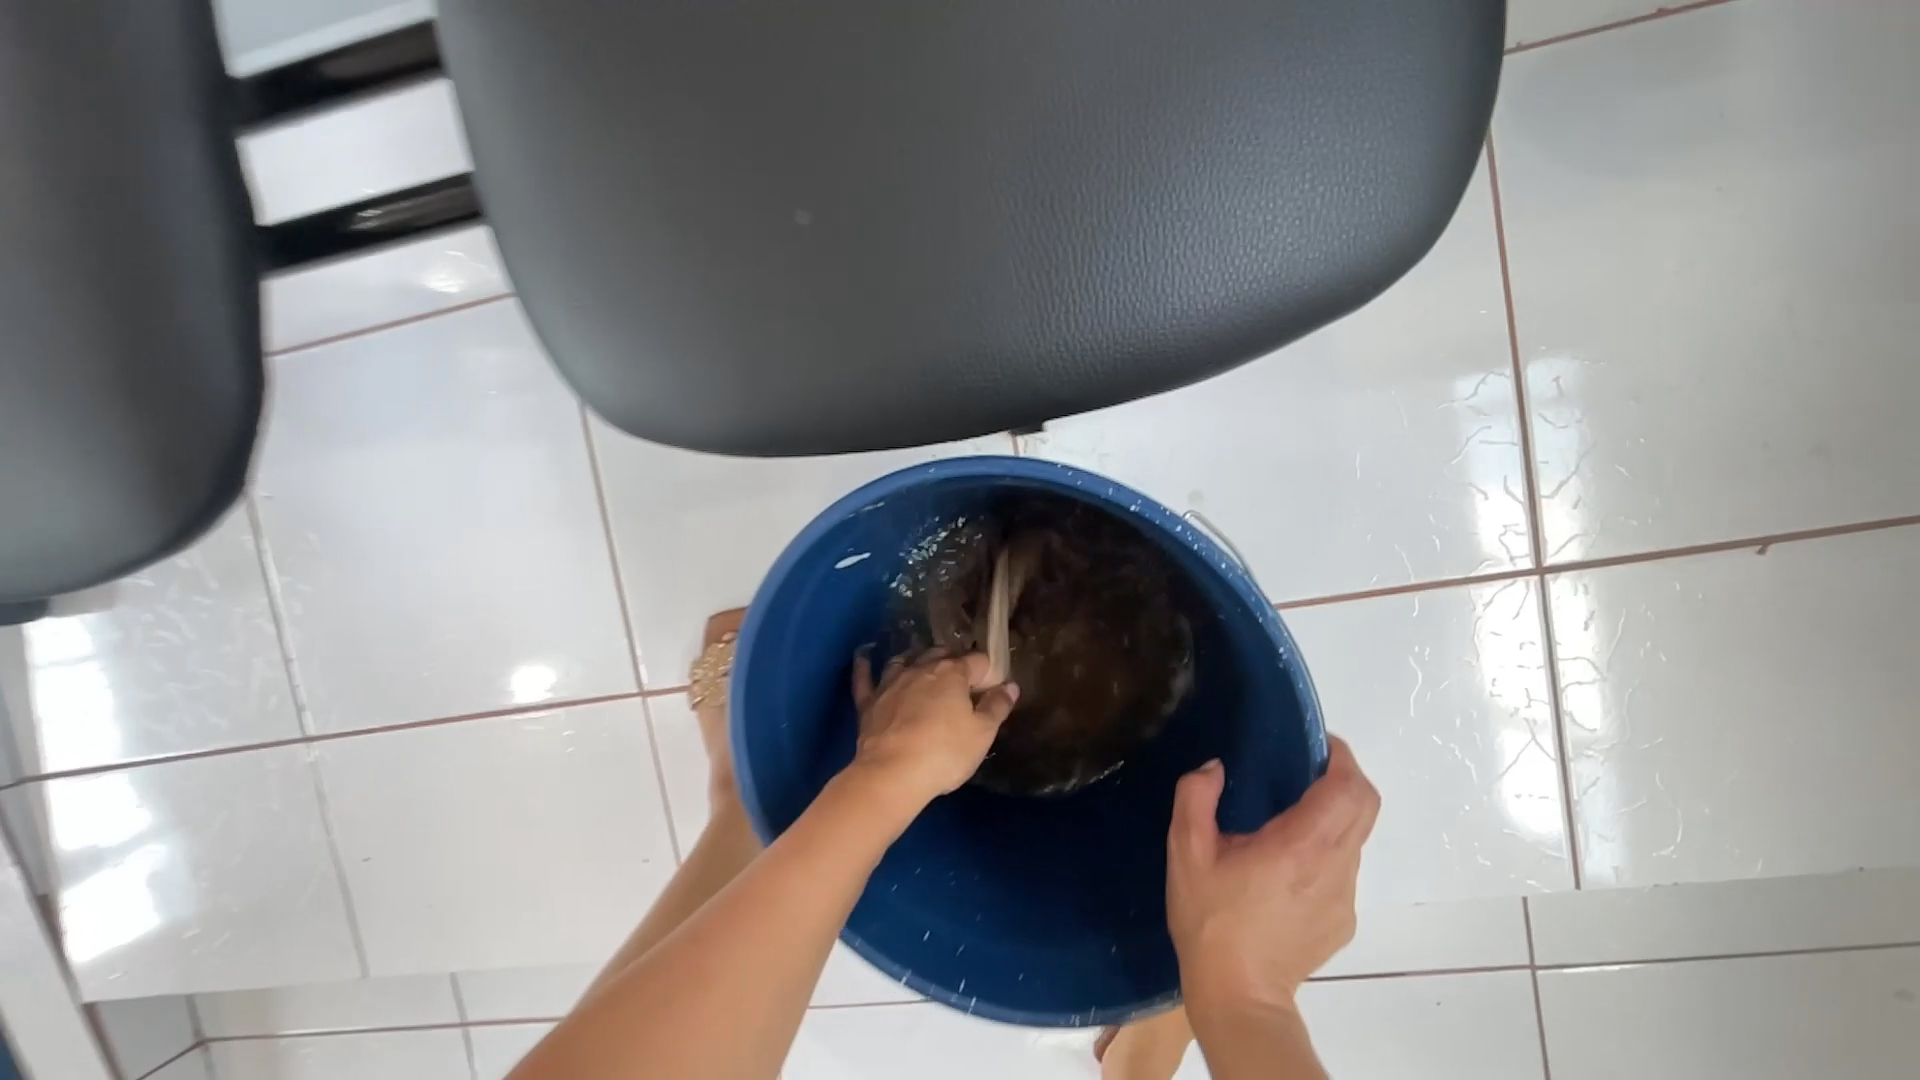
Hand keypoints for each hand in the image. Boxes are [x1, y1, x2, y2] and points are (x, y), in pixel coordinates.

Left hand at [848, 649, 1019, 806]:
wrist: (892, 773)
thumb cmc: (944, 753)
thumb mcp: (982, 734)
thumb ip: (996, 706)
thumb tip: (1010, 686)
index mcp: (952, 673)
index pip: (977, 661)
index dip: (987, 672)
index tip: (991, 688)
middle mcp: (920, 669)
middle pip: (940, 654)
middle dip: (954, 660)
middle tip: (963, 678)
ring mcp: (891, 682)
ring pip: (905, 660)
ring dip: (917, 658)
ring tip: (925, 664)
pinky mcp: (868, 701)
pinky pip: (864, 677)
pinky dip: (865, 666)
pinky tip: (864, 656)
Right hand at [1166, 737, 1379, 1019]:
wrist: (1237, 995)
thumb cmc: (1210, 919)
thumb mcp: (1186, 852)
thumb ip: (1196, 797)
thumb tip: (1215, 767)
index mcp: (1301, 845)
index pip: (1349, 789)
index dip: (1341, 758)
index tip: (1316, 743)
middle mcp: (1335, 867)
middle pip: (1365, 808)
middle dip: (1344, 777)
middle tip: (1305, 766)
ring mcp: (1344, 896)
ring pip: (1354, 838)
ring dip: (1331, 815)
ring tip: (1285, 816)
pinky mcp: (1343, 919)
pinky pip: (1342, 868)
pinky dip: (1324, 850)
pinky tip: (1283, 866)